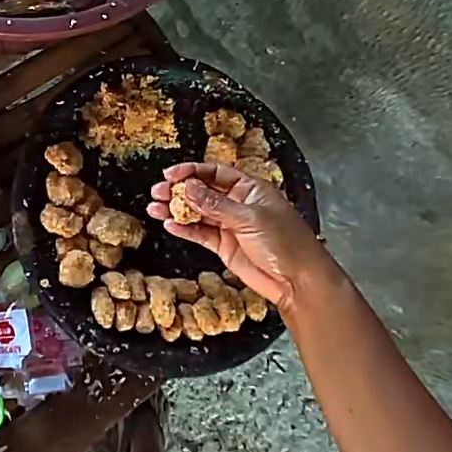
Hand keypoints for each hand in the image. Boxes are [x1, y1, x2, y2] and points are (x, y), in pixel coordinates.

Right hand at [147, 163, 328, 306]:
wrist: (297, 280)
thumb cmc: (286, 242)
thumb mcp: (249, 218)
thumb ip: (216, 204)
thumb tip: (189, 188)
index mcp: (250, 189)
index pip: (216, 173)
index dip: (193, 171)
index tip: (171, 174)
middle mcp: (239, 204)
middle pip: (203, 192)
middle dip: (180, 191)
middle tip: (158, 192)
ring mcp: (231, 225)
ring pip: (198, 213)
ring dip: (177, 210)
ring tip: (155, 208)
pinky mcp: (225, 246)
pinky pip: (201, 234)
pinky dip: (185, 229)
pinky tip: (169, 225)